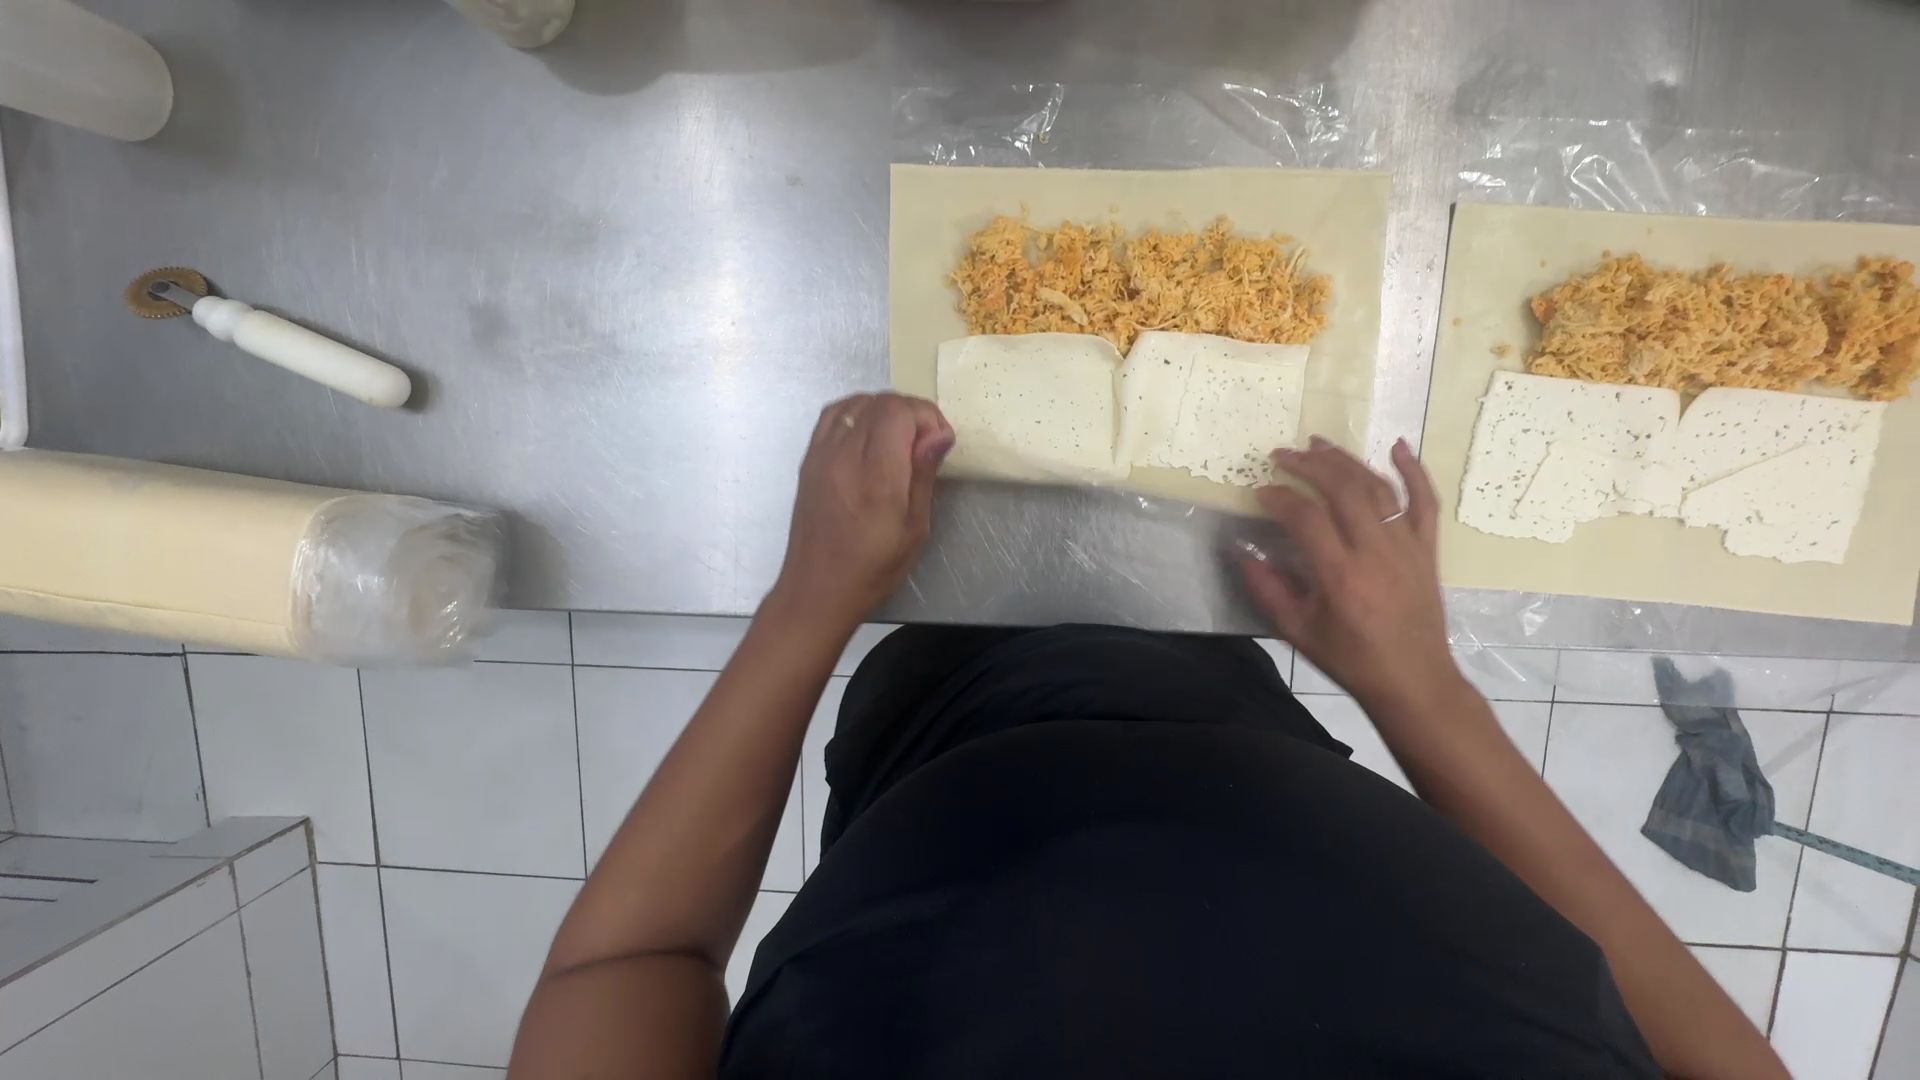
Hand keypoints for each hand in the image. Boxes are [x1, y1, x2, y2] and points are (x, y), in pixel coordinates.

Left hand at [770, 393, 953, 627]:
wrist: (817, 589)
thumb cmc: (873, 568)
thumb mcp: (914, 529)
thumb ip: (923, 474)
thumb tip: (940, 434)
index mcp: (876, 476)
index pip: (899, 412)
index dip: (927, 417)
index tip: (938, 443)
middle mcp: (844, 456)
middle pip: (880, 402)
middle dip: (911, 412)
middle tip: (924, 443)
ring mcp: (821, 455)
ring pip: (856, 403)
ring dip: (885, 410)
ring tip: (900, 439)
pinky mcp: (809, 460)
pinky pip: (833, 416)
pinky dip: (858, 413)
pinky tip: (870, 435)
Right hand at [1243, 437, 1465, 712]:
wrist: (1414, 680)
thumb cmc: (1350, 658)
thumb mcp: (1296, 630)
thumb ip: (1266, 588)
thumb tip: (1241, 551)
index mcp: (1340, 576)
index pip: (1306, 518)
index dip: (1280, 498)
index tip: (1260, 491)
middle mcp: (1376, 553)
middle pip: (1343, 490)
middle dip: (1309, 466)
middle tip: (1282, 455)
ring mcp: (1407, 548)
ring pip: (1378, 489)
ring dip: (1346, 461)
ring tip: (1318, 444)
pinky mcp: (1427, 550)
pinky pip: (1425, 502)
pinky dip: (1413, 471)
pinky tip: (1396, 446)